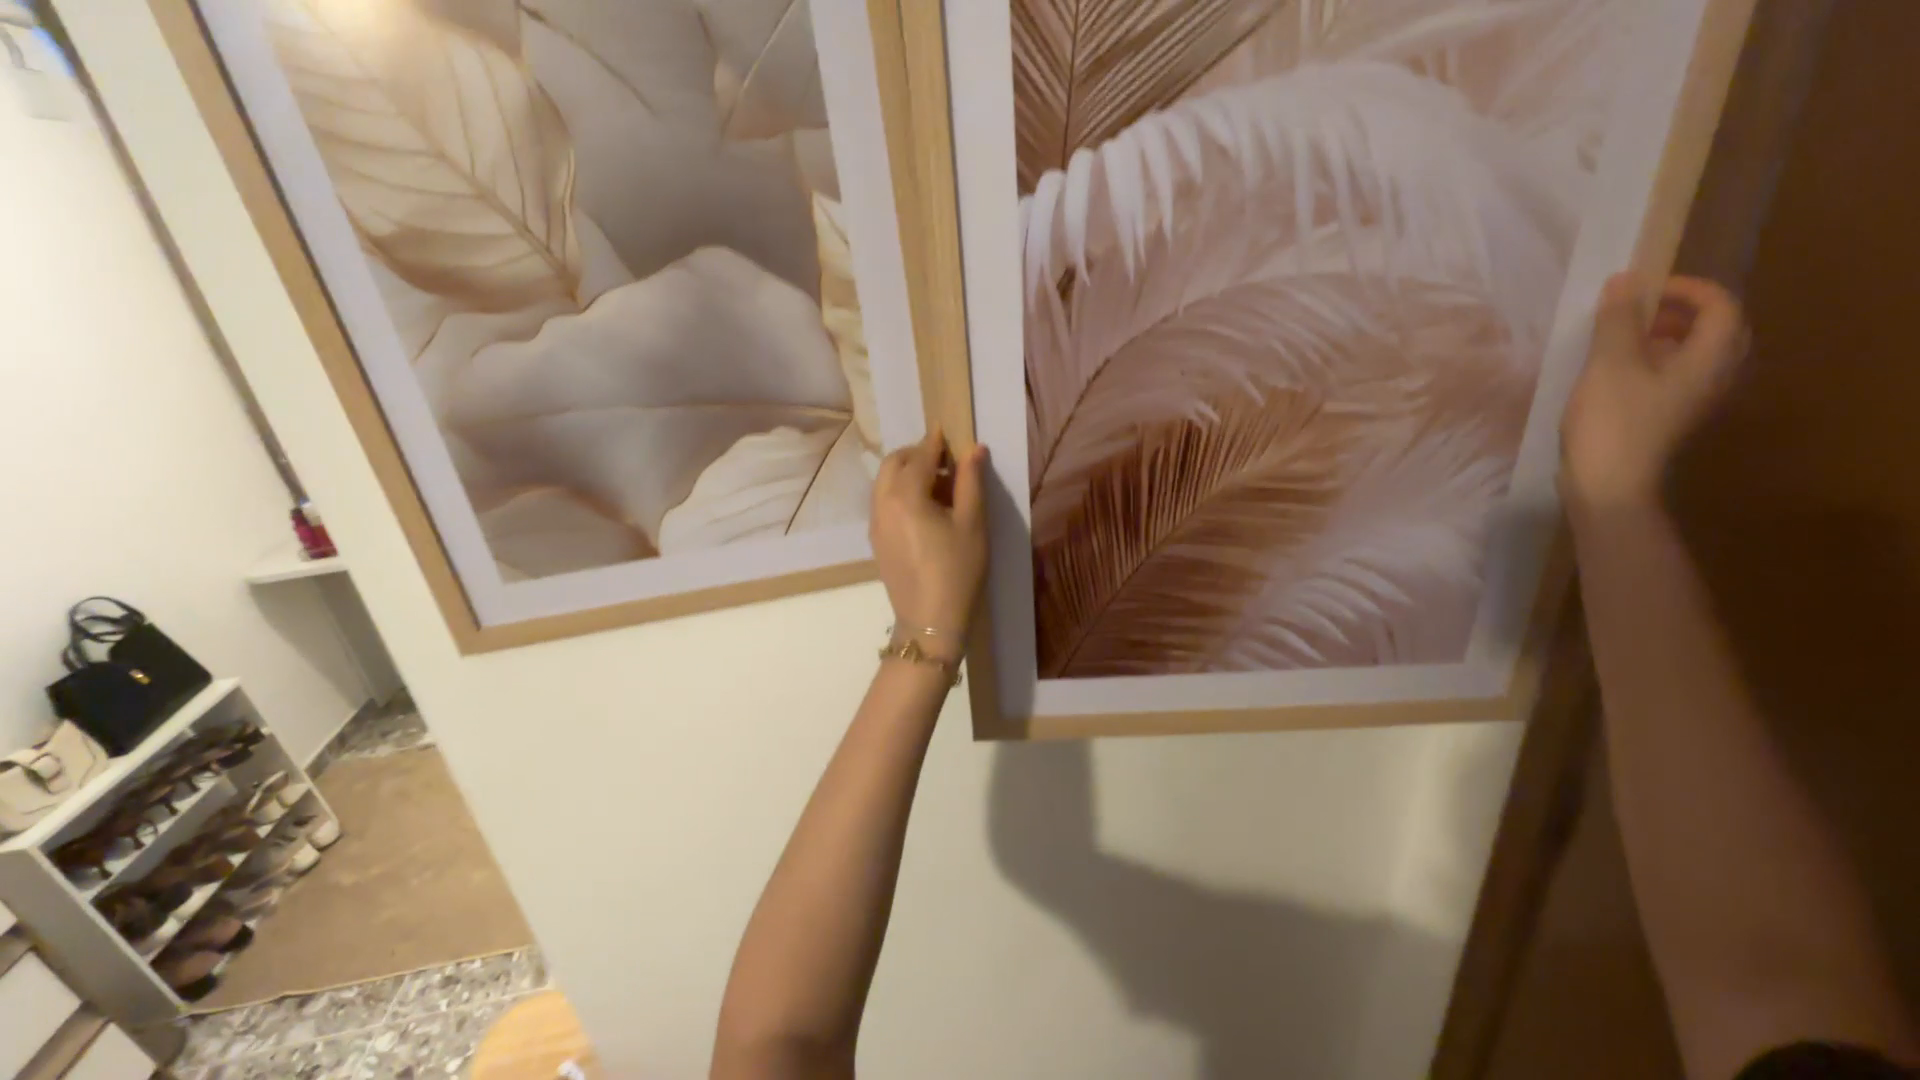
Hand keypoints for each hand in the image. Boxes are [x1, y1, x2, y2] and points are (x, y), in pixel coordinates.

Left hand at [870, 429, 988, 651]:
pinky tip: (925, 510)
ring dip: (906, 473)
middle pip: (893, 464)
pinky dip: (899, 493)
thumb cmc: (958, 570)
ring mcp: (875, 524)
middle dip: (916, 454)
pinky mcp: (876, 541)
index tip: (947, 430)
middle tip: (945, 461)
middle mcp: (882, 504)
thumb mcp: (972, 524)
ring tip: (938, 485)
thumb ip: (971, 482)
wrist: (930, 622)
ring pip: (884, 484)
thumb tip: (974, 448)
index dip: (935, 442)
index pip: (920, 456)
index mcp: (905, 495)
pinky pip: (883, 503)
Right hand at [1561, 272, 1748, 511]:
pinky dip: (1655, 362)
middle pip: (1714, 328)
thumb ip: (1618, 320)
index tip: (1642, 288)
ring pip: (1695, 354)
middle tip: (1634, 310)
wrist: (1609, 486)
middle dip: (1677, 311)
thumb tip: (1624, 281)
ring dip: (1664, 337)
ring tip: (1620, 339)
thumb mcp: (1609, 364)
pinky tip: (1616, 373)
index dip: (1685, 288)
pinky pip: (1677, 376)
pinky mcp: (1674, 418)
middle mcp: (1717, 376)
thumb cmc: (1614, 422)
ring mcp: (1696, 401)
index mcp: (1711, 357)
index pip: (1720, 304)